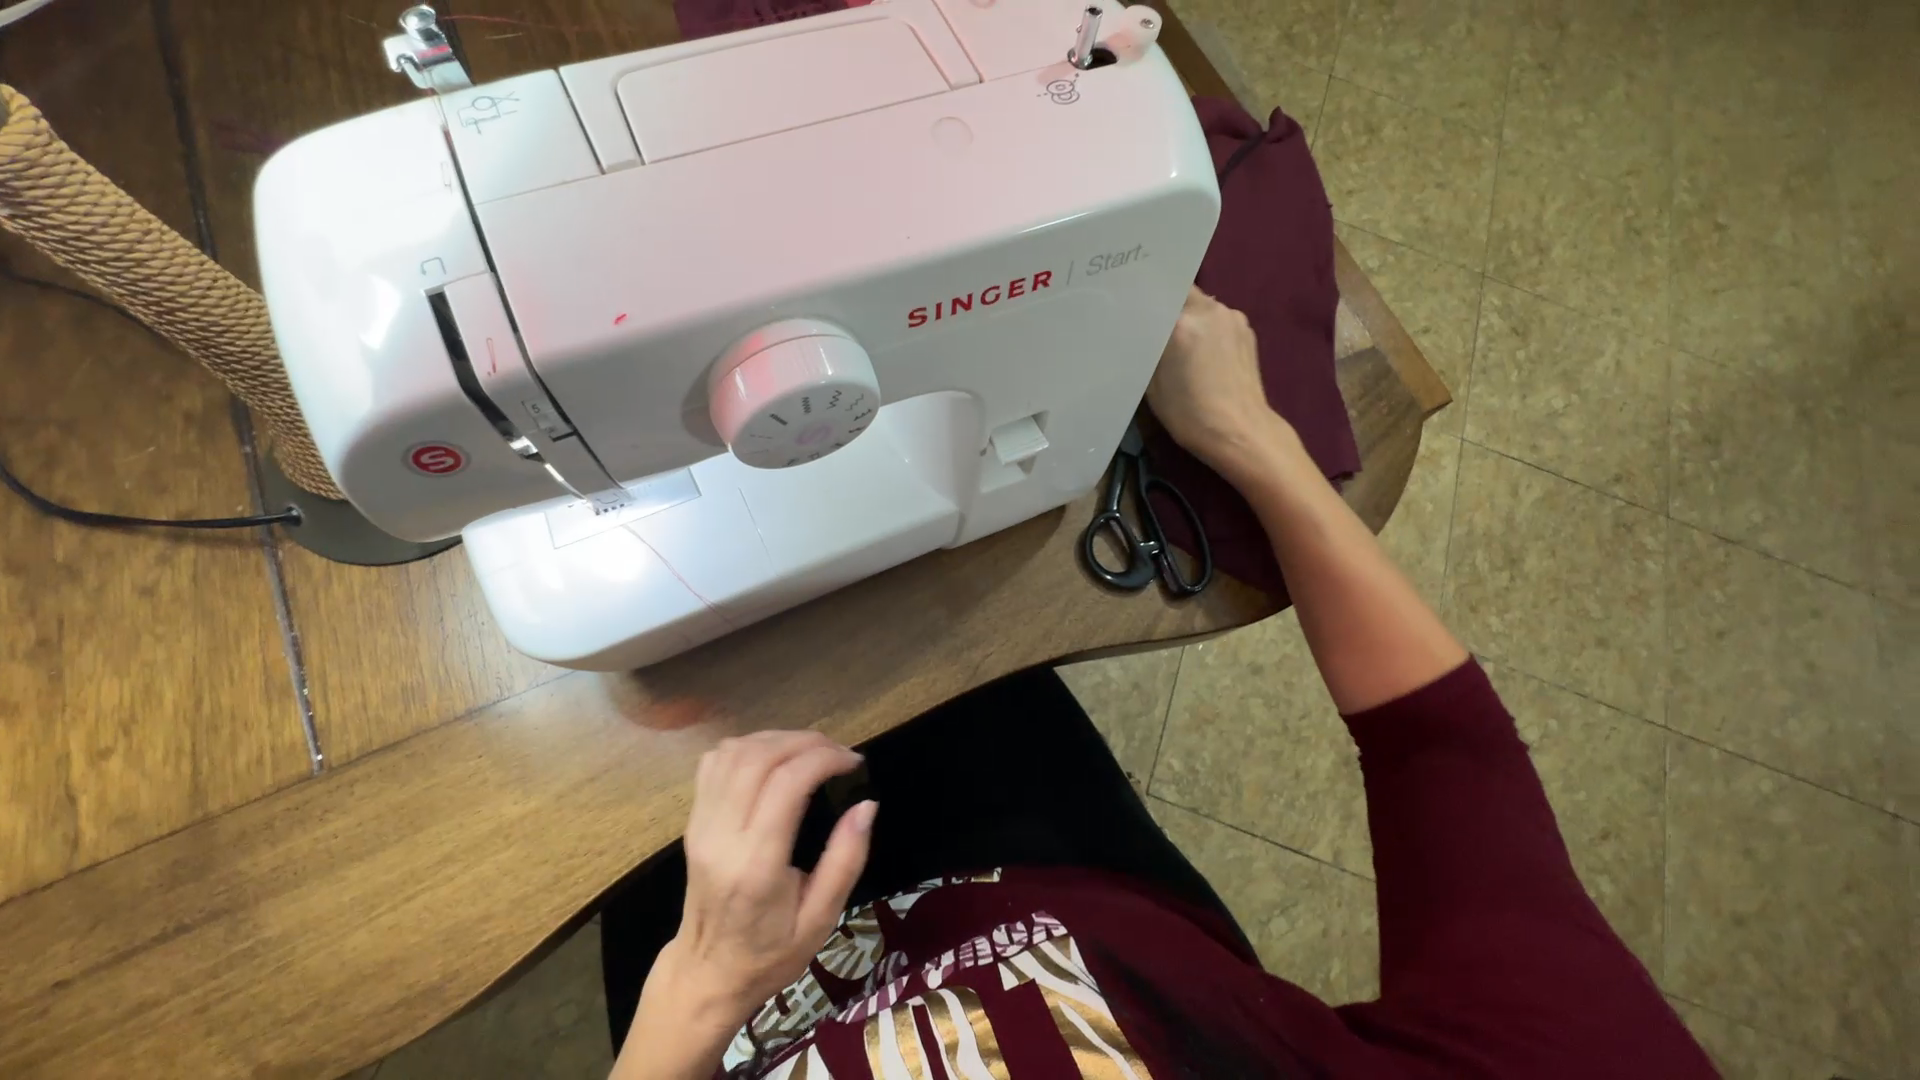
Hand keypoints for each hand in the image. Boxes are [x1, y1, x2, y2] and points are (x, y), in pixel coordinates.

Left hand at [615, 732, 875, 1079]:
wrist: (706, 974)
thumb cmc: (770, 953)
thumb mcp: (821, 919)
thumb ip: (846, 860)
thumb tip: (866, 805)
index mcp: (757, 864)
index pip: (786, 783)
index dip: (824, 758)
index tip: (853, 762)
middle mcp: (722, 836)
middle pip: (760, 757)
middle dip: (806, 741)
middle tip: (838, 753)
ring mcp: (701, 825)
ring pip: (735, 752)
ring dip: (778, 739)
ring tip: (811, 752)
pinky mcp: (693, 821)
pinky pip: (715, 763)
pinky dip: (748, 746)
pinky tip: (774, 758)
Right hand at [1146, 286, 1296, 480]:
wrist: (1240, 432)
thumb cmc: (1189, 415)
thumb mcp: (1152, 384)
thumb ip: (1149, 349)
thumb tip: (1142, 332)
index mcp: (1181, 322)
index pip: (1155, 293)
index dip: (1142, 299)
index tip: (1130, 310)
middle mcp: (1209, 309)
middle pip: (1180, 292)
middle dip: (1166, 304)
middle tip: (1152, 324)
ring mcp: (1232, 318)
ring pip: (1202, 304)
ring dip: (1188, 316)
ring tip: (1178, 342)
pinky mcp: (1247, 331)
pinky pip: (1218, 319)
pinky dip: (1206, 328)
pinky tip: (1200, 352)